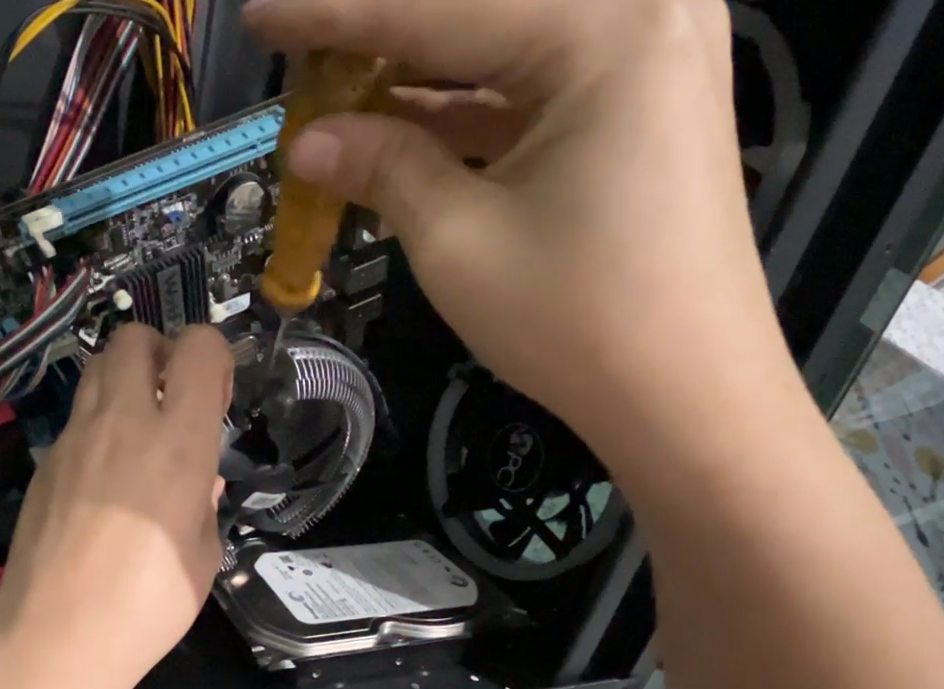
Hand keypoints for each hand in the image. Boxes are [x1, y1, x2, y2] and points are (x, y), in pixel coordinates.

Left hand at [0, 324, 232, 688]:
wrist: (56, 634)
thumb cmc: (147, 605)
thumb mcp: (201, 555)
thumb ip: (202, 501)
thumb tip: (198, 477)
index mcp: (177, 440)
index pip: (198, 347)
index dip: (214, 356)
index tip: (216, 397)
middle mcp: (121, 422)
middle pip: (134, 338)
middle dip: (160, 351)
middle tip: (173, 400)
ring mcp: (73, 438)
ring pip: (96, 368)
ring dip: (123, 379)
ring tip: (138, 431)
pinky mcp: (43, 462)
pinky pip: (75, 419)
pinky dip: (96, 424)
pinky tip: (103, 476)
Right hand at [245, 0, 786, 451]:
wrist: (686, 395)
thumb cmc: (573, 319)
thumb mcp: (457, 240)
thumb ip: (382, 167)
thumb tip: (306, 140)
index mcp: (604, 28)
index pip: (435, 8)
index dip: (332, 14)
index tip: (256, 16)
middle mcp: (640, 12)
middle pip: (475, 10)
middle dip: (379, 29)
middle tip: (298, 48)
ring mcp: (646, 56)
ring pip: (500, 42)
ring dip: (413, 68)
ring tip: (330, 89)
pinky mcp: (636, 105)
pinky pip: (527, 83)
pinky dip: (458, 104)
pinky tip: (391, 121)